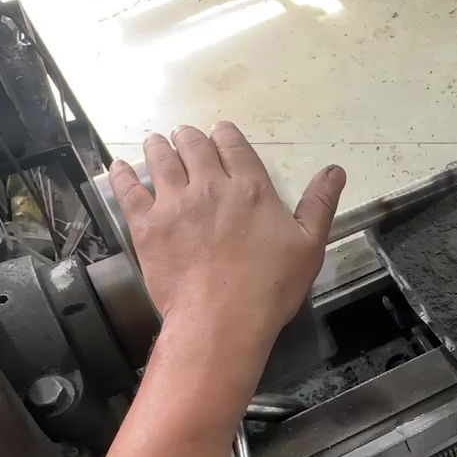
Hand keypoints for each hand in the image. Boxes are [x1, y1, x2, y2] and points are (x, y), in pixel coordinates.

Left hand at [108, 122, 344, 371]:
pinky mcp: (146, 225)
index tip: (220, 135)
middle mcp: (209, 185)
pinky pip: (128, 189)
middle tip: (186, 140)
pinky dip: (123, 174)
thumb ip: (320, 204)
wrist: (222, 321)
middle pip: (192, 144)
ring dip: (159, 146)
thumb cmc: (270, 288)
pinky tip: (121, 167)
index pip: (232, 143)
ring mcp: (173, 203)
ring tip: (157, 145)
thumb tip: (335, 171)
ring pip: (159, 157)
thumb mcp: (309, 246)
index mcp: (250, 187)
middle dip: (189, 138)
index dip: (225, 135)